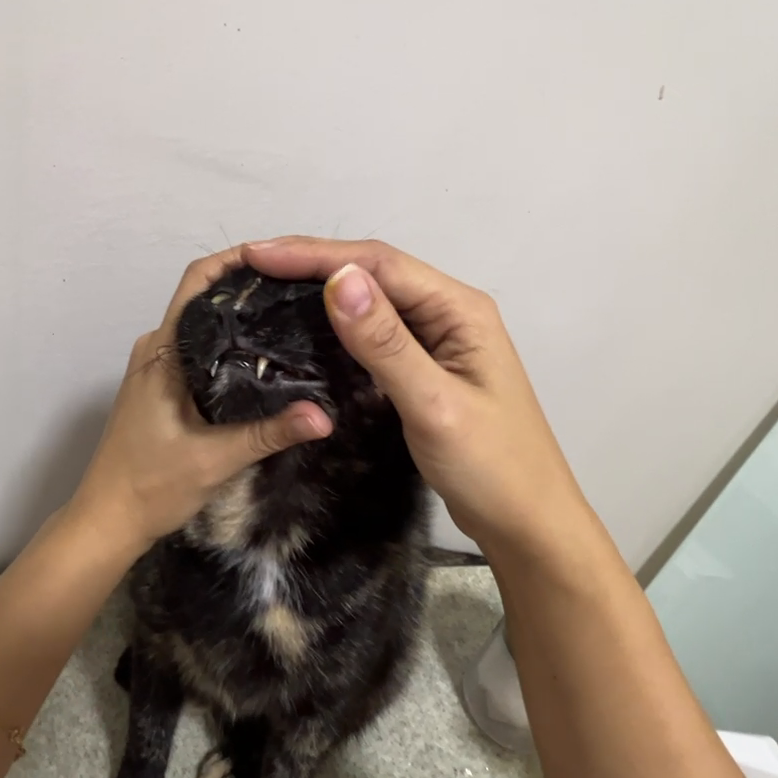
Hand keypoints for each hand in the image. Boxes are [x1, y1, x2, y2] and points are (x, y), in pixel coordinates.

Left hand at [67, 248, 332, 545]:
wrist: (108, 519)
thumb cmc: (151, 484)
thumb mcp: (216, 459)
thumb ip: (269, 434)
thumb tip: (326, 416)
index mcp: (163, 351)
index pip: (197, 281)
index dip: (235, 261)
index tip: (282, 262)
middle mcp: (156, 348)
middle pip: (204, 298)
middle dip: (248, 289)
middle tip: (302, 295)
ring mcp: (156, 368)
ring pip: (202, 325)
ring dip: (239, 319)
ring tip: (292, 322)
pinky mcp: (159, 387)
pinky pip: (198, 349)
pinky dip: (228, 345)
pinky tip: (263, 362)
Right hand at [243, 237, 589, 555]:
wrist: (526, 523)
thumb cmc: (489, 466)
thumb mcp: (433, 404)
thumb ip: (385, 343)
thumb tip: (337, 279)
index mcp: (458, 309)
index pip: (379, 264)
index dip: (315, 255)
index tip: (257, 256)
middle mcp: (448, 313)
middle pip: (374, 272)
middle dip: (312, 262)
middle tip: (252, 266)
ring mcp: (437, 341)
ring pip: (372, 300)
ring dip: (322, 289)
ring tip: (267, 287)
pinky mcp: (423, 368)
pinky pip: (374, 333)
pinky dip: (337, 325)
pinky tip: (306, 330)